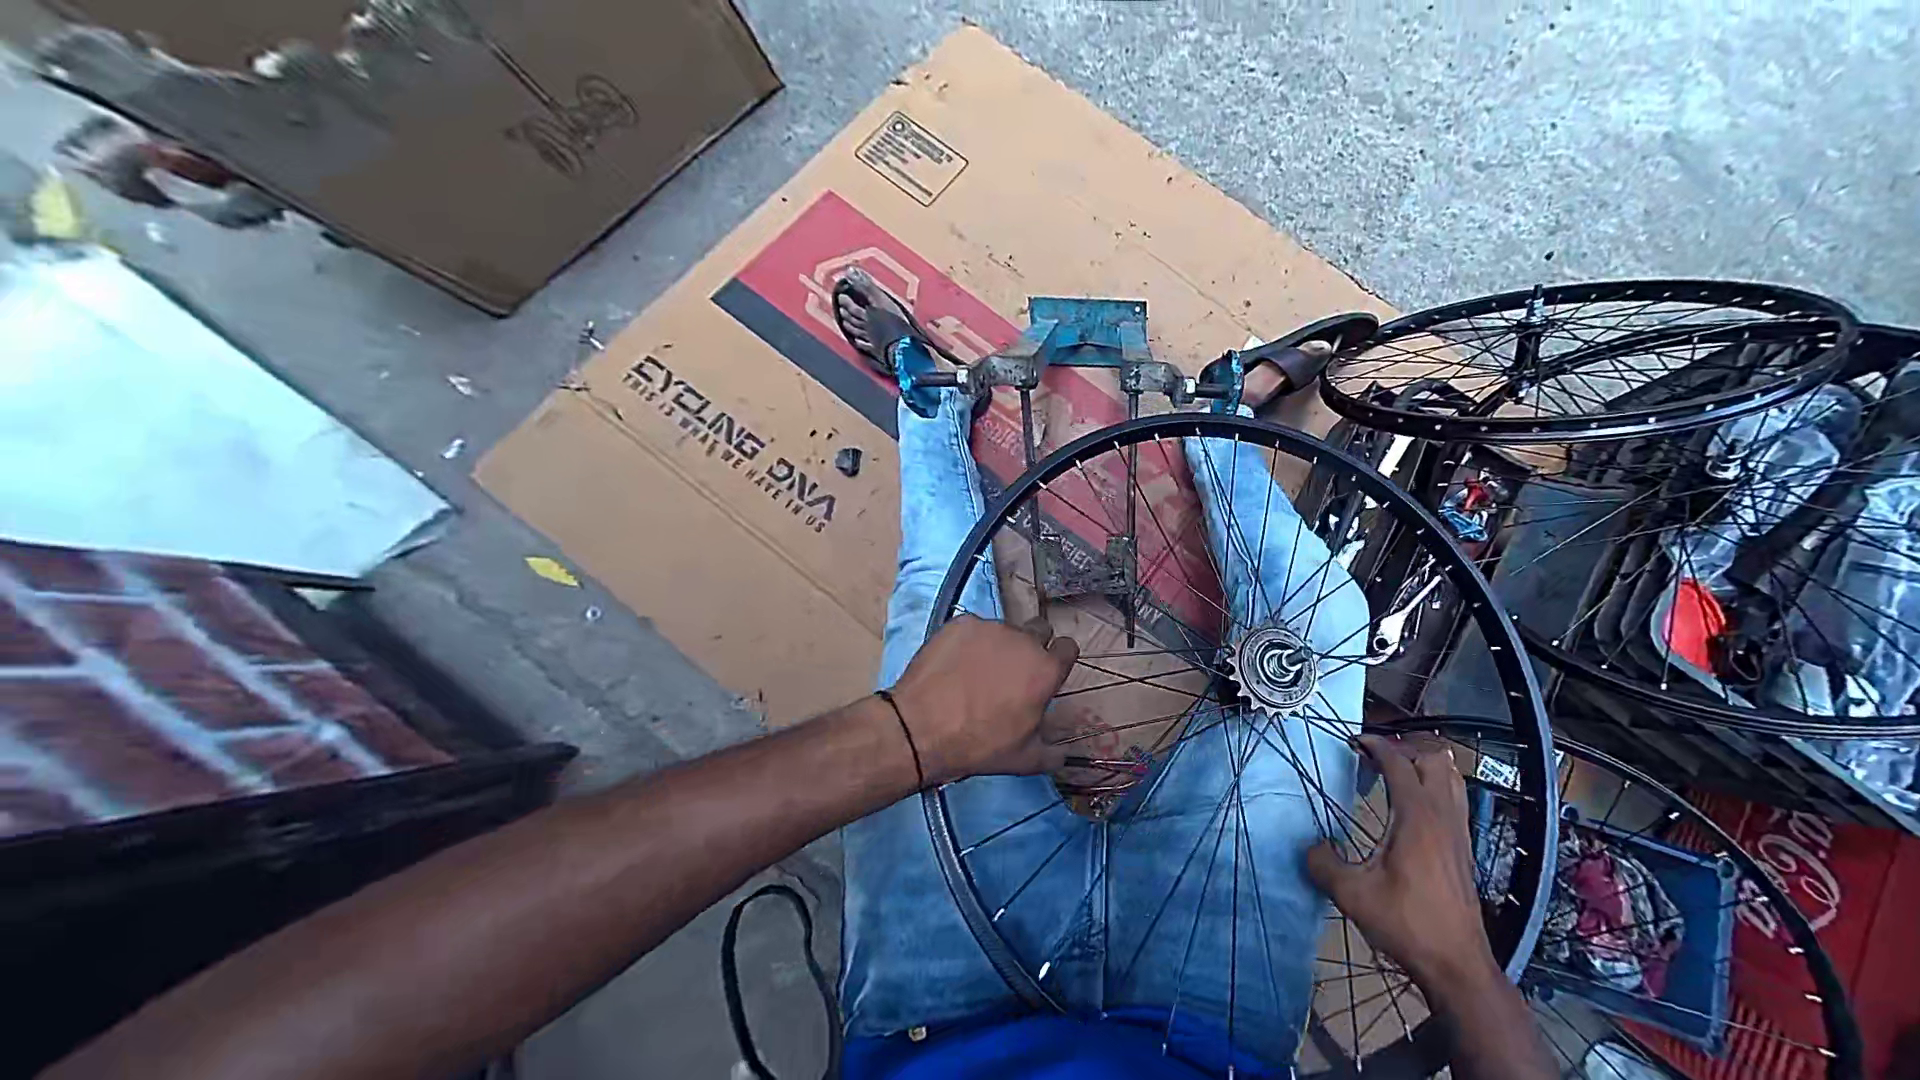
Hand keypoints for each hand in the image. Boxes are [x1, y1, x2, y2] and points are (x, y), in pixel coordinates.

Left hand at [885, 615, 1077, 783]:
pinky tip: (955, 664)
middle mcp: (1022, 640)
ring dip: (997, 645)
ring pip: (1003, 629)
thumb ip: (1051, 752)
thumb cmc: (978, 745)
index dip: (1058, 658)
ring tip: (976, 671)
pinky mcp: (960, 623)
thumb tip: (1061, 753)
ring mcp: (989, 627)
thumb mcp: (1024, 759)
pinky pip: (973, 628)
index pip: (1068, 647)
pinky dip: (969, 642)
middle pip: (1039, 630)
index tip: (1046, 670)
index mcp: (1045, 670)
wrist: (921, 728)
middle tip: (1012, 669)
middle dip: (1032, 645)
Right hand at [1307, 734, 1501, 994]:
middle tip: (1373, 757)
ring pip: (1452, 777)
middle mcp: (1443, 817)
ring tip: (1394, 773)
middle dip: (1403, 748)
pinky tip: (1410, 806)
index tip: (1352, 742)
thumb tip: (1312, 846)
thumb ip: (1322, 861)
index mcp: (1417, 818)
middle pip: (1435, 759)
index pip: (1399, 763)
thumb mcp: (1350, 893)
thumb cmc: (1406, 924)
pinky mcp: (1464, 848)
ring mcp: (1459, 832)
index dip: (1375, 746)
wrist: (1457, 966)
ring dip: (1423, 766)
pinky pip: (1454, 798)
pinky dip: (1434, 786)